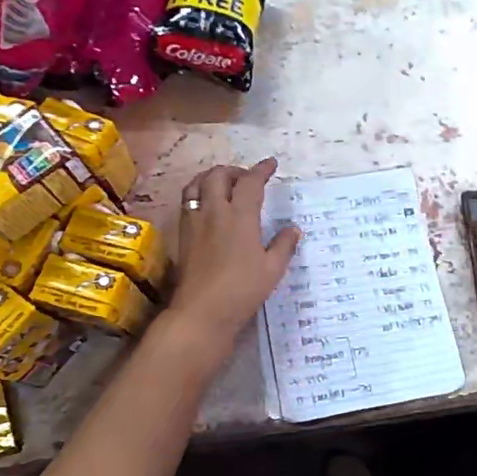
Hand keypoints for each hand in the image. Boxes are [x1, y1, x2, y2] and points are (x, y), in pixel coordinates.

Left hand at [165, 158, 300, 346]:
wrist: (202, 311)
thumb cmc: (242, 290)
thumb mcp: (272, 270)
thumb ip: (283, 245)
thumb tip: (293, 228)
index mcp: (240, 216)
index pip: (250, 182)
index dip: (262, 170)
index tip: (271, 164)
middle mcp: (215, 211)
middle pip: (219, 176)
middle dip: (235, 170)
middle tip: (247, 178)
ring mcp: (194, 221)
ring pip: (197, 184)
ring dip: (212, 176)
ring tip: (223, 183)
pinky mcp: (183, 234)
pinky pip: (187, 200)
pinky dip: (198, 192)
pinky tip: (207, 204)